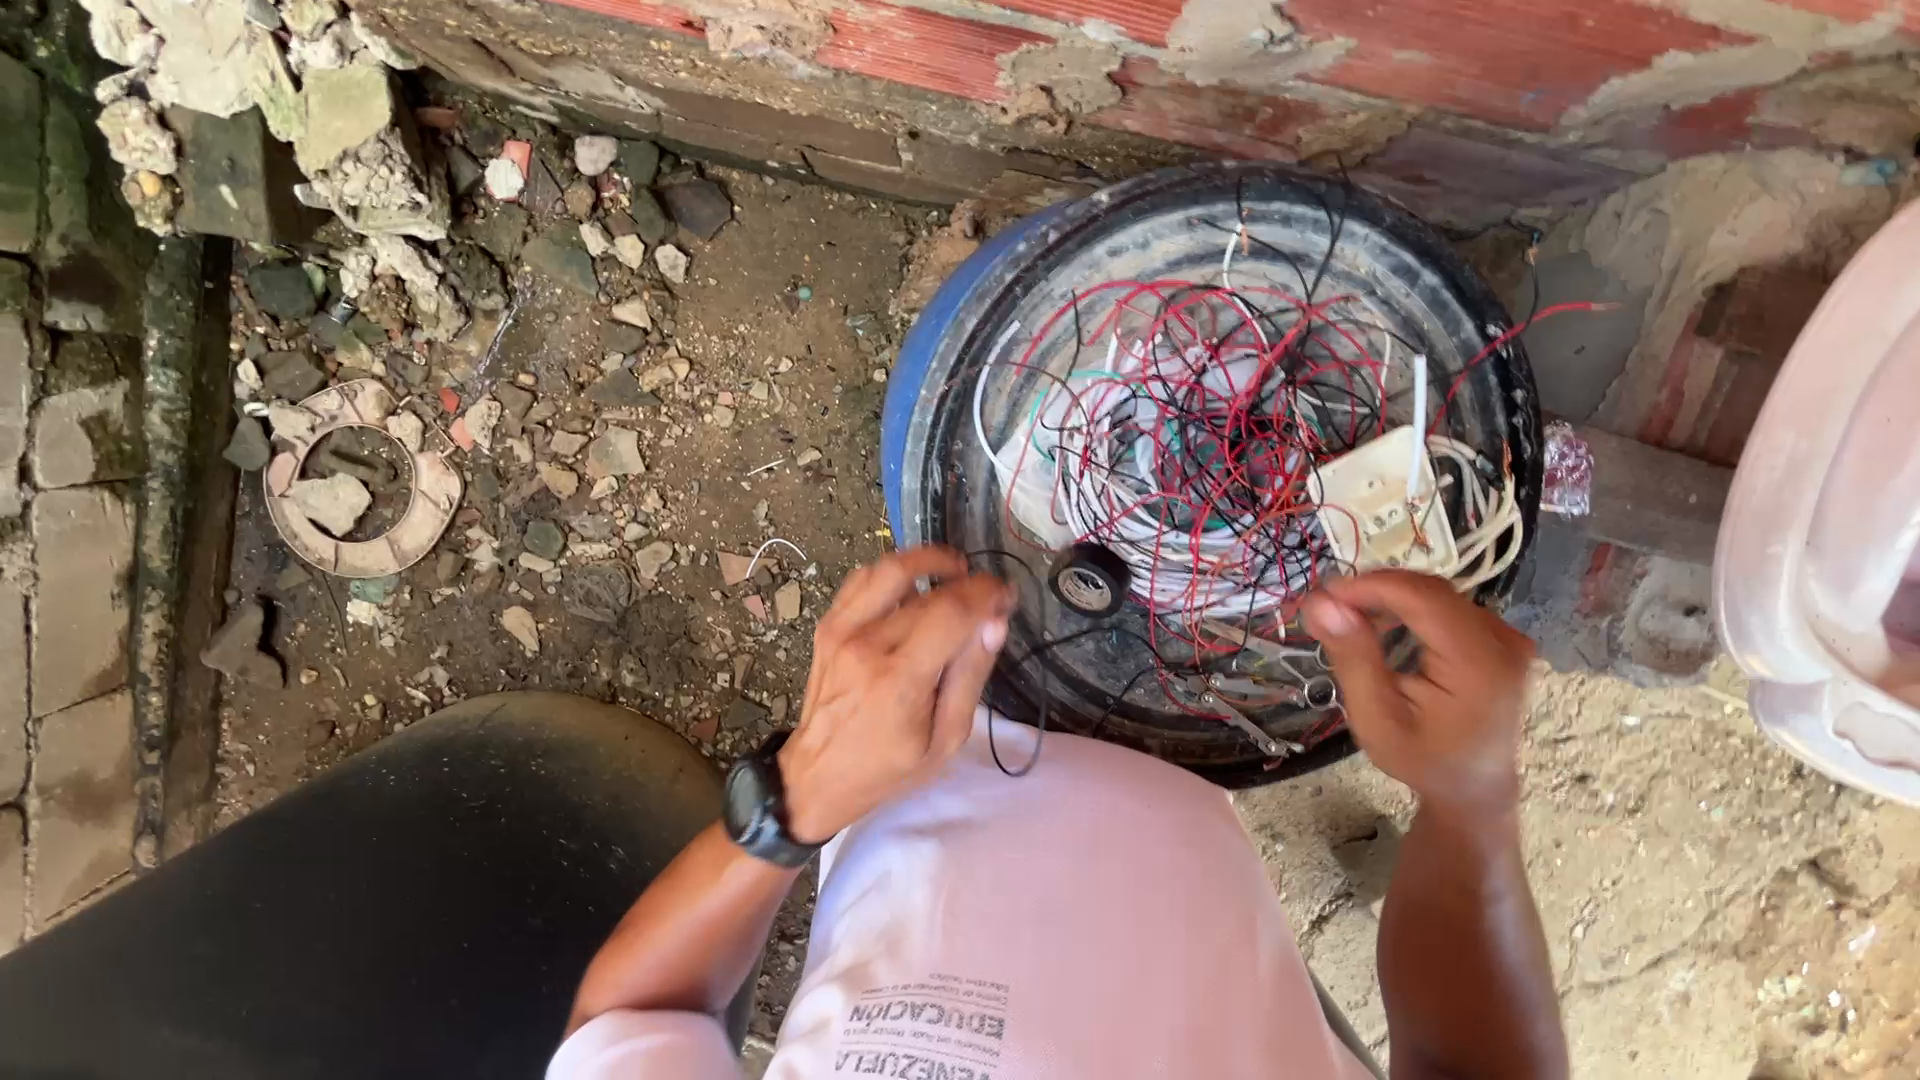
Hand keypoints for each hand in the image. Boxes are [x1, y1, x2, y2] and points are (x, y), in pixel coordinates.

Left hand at [776, 546, 1013, 842]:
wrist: (817, 776)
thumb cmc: (888, 767)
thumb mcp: (945, 740)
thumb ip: (971, 676)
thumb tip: (994, 622)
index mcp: (899, 680)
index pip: (952, 612)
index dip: (986, 593)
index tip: (1006, 596)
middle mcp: (866, 645)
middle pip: (929, 590)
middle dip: (969, 583)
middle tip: (990, 594)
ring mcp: (841, 630)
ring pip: (891, 569)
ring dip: (930, 561)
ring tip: (956, 574)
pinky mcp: (828, 625)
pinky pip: (863, 578)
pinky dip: (894, 572)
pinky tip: (914, 588)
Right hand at [1302, 570, 1533, 812]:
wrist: (1472, 787)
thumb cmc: (1421, 758)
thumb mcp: (1375, 717)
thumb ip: (1352, 657)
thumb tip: (1320, 603)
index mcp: (1478, 664)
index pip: (1423, 597)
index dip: (1371, 586)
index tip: (1324, 597)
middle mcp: (1503, 641)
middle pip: (1430, 591)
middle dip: (1374, 591)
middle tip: (1329, 610)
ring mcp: (1506, 637)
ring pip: (1436, 594)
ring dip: (1388, 598)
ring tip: (1349, 620)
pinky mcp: (1500, 638)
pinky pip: (1447, 605)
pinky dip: (1408, 608)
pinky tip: (1382, 626)